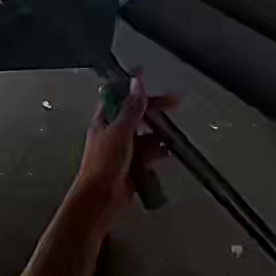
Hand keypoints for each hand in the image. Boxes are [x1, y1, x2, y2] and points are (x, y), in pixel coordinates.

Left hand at [70, 75, 175, 216]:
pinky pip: (148, 156)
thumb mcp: (120, 131)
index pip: (118, 97)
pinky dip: (157, 154)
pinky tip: (166, 156)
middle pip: (135, 115)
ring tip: (172, 137)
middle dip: (153, 110)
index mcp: (104, 121)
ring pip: (145, 136)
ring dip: (158, 135)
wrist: (101, 199)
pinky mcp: (132, 167)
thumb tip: (137, 82)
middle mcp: (112, 134)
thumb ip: (131, 108)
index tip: (146, 76)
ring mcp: (122, 151)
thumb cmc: (104, 164)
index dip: (131, 87)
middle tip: (174, 104)